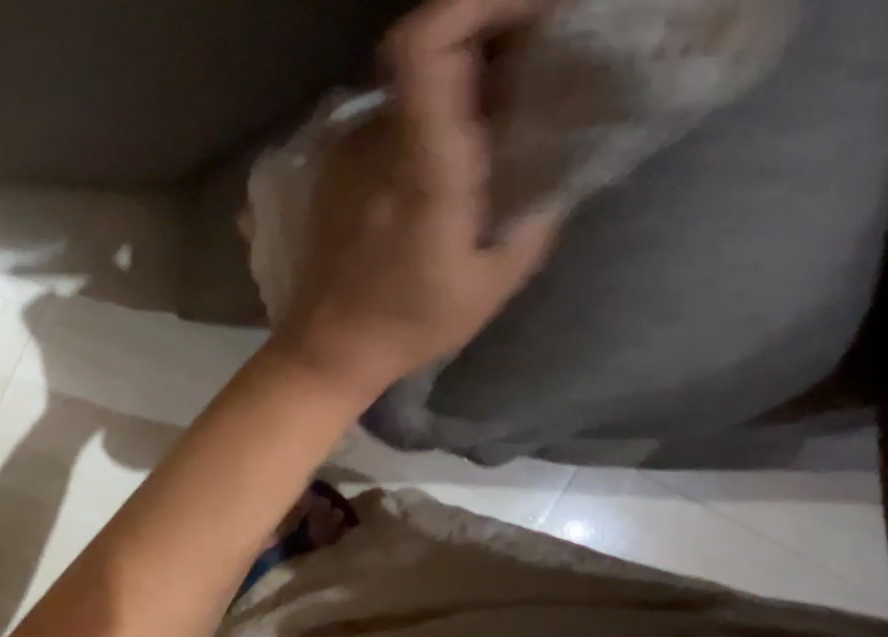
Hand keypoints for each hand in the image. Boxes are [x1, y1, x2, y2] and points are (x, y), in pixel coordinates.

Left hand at [273, 0, 561, 396]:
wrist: (323, 351)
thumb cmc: (409, 324)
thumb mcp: (499, 272)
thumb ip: (541, 197)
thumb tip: (564, 144)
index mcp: (421, 165)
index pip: (426, 45)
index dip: (478, 2)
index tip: (540, 9)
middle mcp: (374, 146)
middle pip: (428, 50)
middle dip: (494, 35)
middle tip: (547, 57)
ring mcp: (346, 157)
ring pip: (412, 83)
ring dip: (466, 76)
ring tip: (513, 103)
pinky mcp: (333, 172)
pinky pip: (391, 116)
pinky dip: (434, 108)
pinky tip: (463, 142)